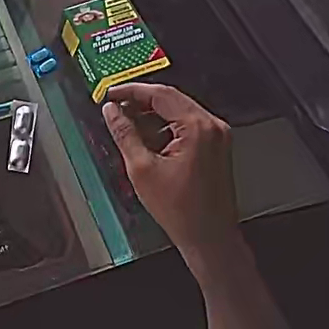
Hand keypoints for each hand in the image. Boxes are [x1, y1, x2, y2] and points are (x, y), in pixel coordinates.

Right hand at [101, 83, 237, 249]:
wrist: (209, 237)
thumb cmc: (182, 211)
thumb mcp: (142, 169)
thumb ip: (124, 133)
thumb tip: (112, 112)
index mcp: (197, 127)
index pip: (160, 94)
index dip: (130, 91)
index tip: (111, 94)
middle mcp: (212, 126)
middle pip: (170, 99)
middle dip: (140, 103)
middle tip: (115, 108)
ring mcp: (217, 136)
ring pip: (178, 112)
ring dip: (152, 116)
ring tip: (128, 128)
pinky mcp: (215, 146)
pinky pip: (187, 126)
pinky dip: (165, 128)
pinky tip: (148, 141)